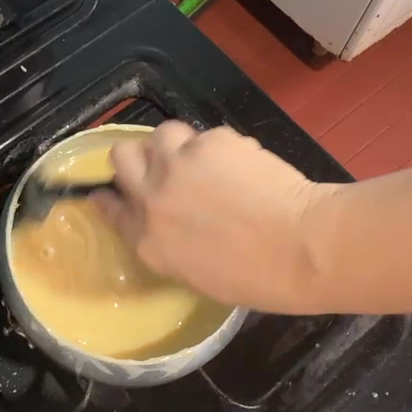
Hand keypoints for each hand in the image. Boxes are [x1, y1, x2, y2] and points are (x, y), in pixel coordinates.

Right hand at [95, 122, 337, 313]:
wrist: (302, 248)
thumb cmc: (258, 278)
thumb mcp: (197, 274)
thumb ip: (169, 243)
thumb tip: (168, 222)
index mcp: (149, 241)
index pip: (112, 208)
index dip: (110, 196)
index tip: (108, 190)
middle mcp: (153, 199)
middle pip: (122, 155)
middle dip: (138, 157)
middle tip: (162, 164)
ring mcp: (179, 165)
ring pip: (162, 133)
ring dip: (178, 144)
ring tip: (203, 158)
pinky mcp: (211, 142)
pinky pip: (208, 136)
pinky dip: (223, 148)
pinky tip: (244, 164)